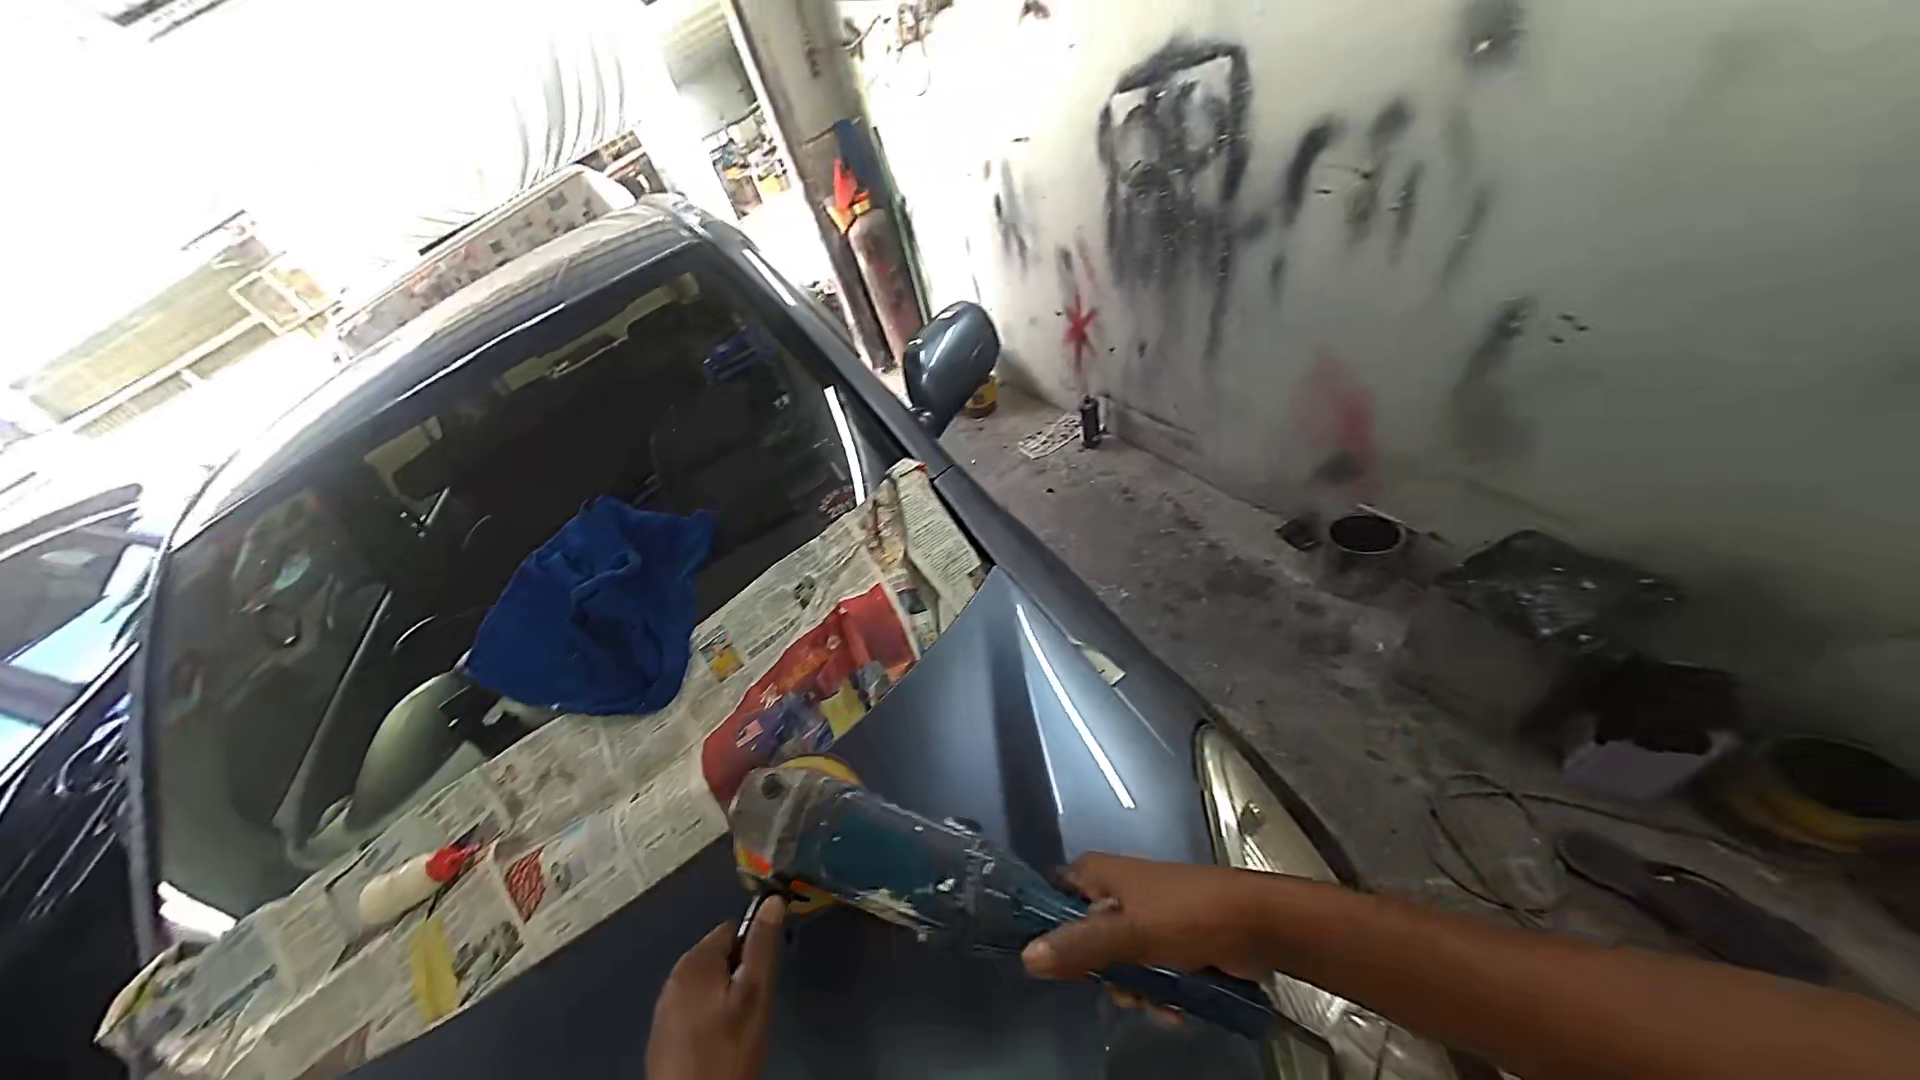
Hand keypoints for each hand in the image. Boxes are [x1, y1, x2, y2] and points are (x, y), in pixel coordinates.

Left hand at [648, 896, 785, 1079]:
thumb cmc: (727, 1051)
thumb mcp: (754, 994)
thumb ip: (762, 945)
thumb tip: (773, 900)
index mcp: (693, 963)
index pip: (732, 930)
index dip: (752, 949)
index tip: (761, 979)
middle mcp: (672, 979)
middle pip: (718, 957)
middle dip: (739, 975)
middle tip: (751, 1008)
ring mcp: (663, 1011)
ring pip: (707, 986)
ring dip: (724, 998)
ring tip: (737, 1029)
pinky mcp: (662, 1039)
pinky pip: (693, 1011)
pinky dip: (708, 1019)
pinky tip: (718, 1045)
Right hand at [1022, 853, 1271, 981]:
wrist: (1255, 924)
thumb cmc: (1187, 915)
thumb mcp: (1128, 932)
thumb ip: (1079, 946)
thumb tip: (1026, 958)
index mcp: (1097, 873)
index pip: (1053, 894)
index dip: (1048, 926)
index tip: (1057, 960)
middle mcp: (1114, 890)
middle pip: (1084, 937)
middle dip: (1102, 973)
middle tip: (1122, 989)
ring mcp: (1142, 916)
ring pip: (1117, 961)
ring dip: (1135, 989)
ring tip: (1158, 1004)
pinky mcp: (1167, 939)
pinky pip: (1146, 970)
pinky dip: (1157, 991)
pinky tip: (1175, 1008)